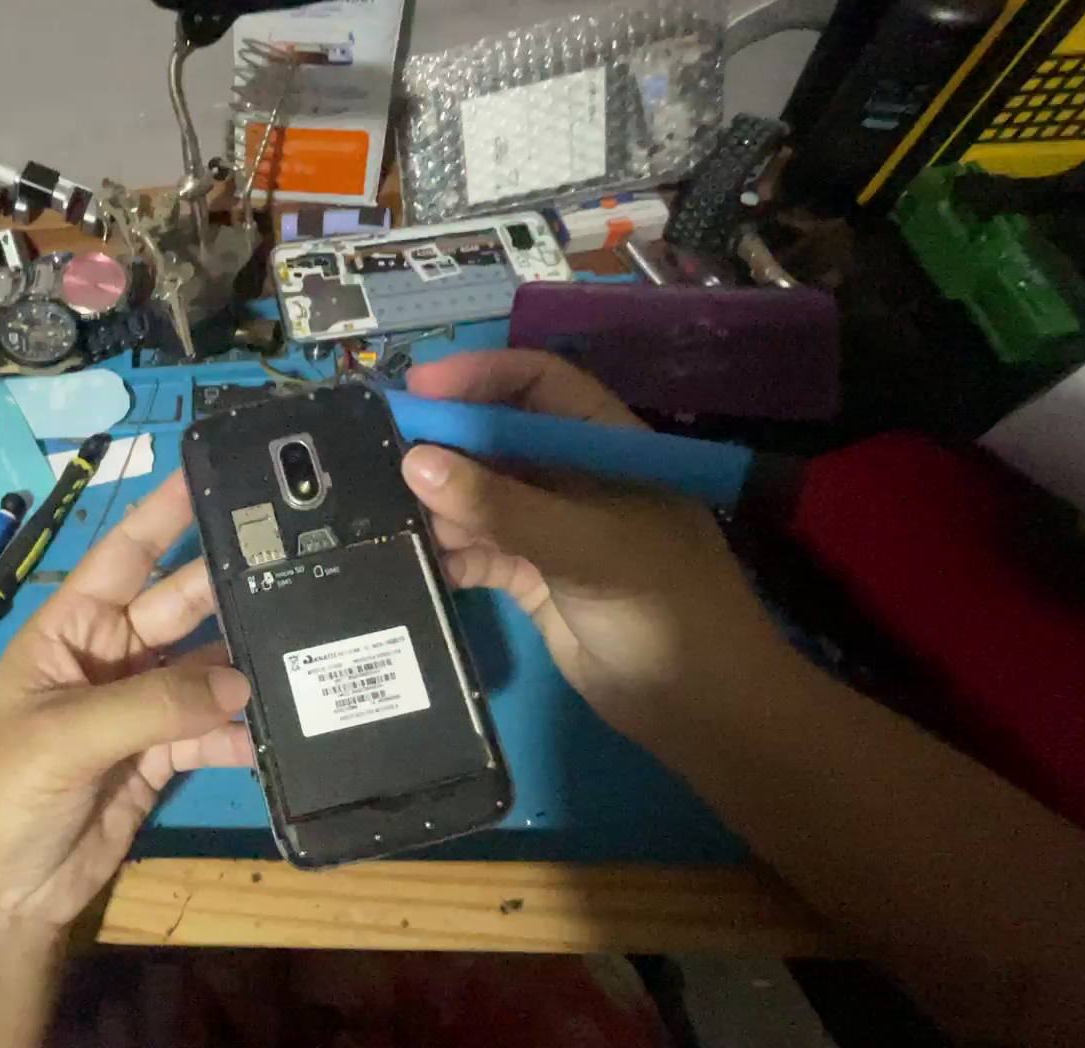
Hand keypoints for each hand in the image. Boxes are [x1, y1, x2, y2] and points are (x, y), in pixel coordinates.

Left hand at [0, 471, 251, 932]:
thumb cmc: (1, 793)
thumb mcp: (63, 734)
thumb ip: (152, 704)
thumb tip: (239, 682)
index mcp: (70, 627)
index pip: (124, 554)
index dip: (164, 513)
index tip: (211, 476)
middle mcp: (110, 654)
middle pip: (178, 606)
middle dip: (225, 587)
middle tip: (291, 563)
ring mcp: (140, 705)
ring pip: (203, 669)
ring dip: (242, 668)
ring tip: (298, 655)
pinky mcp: (162, 756)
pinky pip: (208, 732)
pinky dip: (236, 735)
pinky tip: (268, 738)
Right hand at [399, 350, 790, 735]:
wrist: (698, 708)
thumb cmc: (664, 606)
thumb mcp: (583, 544)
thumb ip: (499, 504)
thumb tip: (415, 462)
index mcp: (604, 446)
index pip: (538, 385)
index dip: (479, 376)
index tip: (416, 389)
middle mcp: (570, 477)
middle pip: (495, 439)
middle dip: (445, 447)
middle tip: (386, 458)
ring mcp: (547, 526)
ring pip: (477, 496)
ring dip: (442, 507)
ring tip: (404, 521)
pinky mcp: (527, 572)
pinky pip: (474, 548)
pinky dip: (449, 553)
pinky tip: (428, 564)